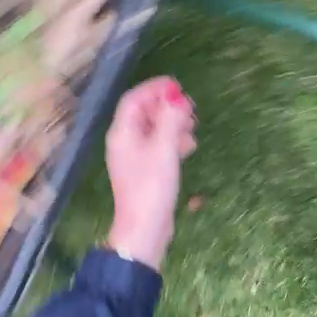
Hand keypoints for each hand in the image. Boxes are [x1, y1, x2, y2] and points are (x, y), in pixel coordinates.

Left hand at [104, 76, 196, 268]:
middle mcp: (125, 142)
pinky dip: (173, 141)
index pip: (134, 99)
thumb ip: (170, 120)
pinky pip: (159, 146)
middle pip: (145, 113)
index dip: (155, 89)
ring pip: (154, 129)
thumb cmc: (151, 187)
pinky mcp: (146, 170)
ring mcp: (135, 157)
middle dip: (167, 107)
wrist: (144, 229)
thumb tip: (176, 99)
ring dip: (173, 124)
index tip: (178, 86)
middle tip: (190, 107)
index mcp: (123, 133)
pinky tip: (188, 147)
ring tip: (193, 127)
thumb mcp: (164, 149)